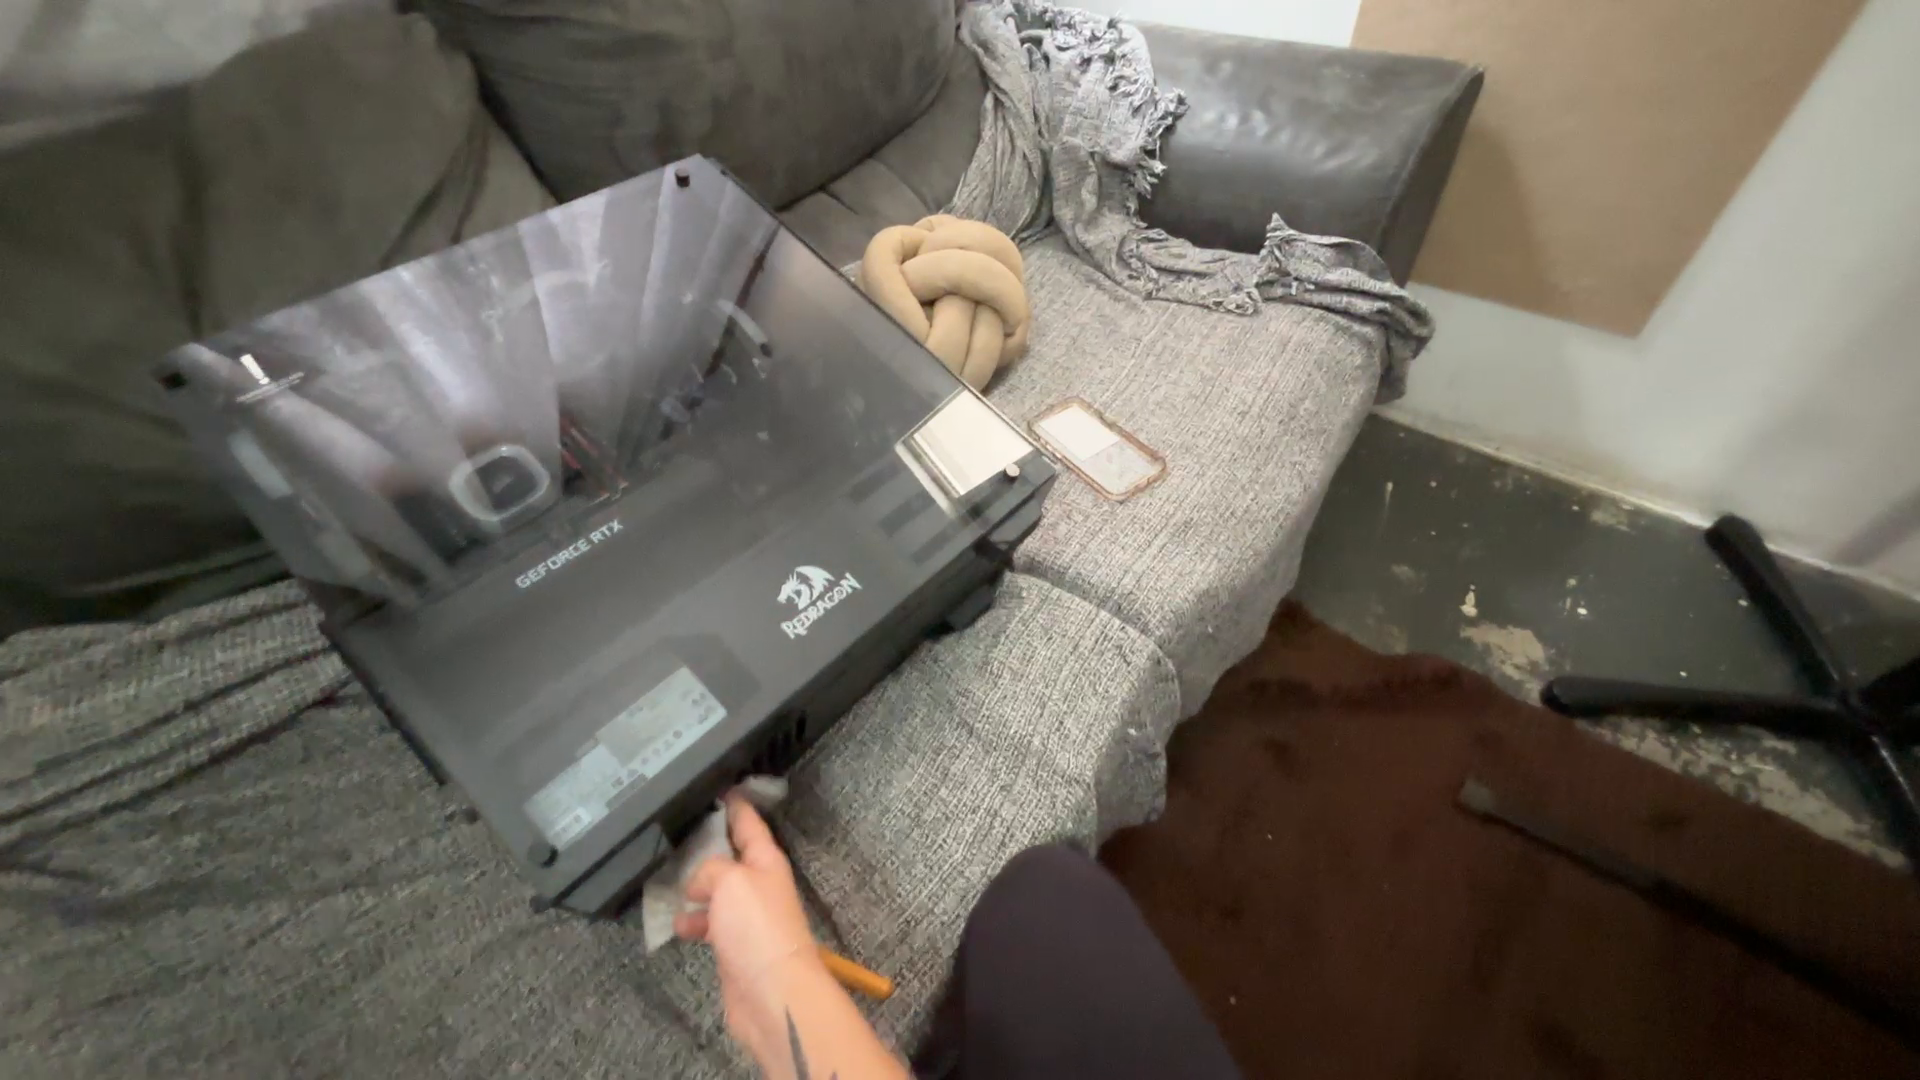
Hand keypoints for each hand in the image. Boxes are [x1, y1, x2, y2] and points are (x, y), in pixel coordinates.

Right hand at [676, 793, 826, 1061]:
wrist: (771, 991)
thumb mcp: (731, 880)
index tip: (723, 788)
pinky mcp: (736, 945)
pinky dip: (693, 922)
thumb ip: (711, 868)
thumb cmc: (758, 928)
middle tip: (682, 835)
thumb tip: (698, 881)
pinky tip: (677, 925)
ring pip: (719, 891)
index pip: (750, 823)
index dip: (736, 804)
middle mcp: (760, 883)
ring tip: (668, 883)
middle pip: (733, 856)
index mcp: (766, 860)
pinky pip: (711, 924)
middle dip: (710, 847)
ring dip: (696, 888)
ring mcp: (749, 915)